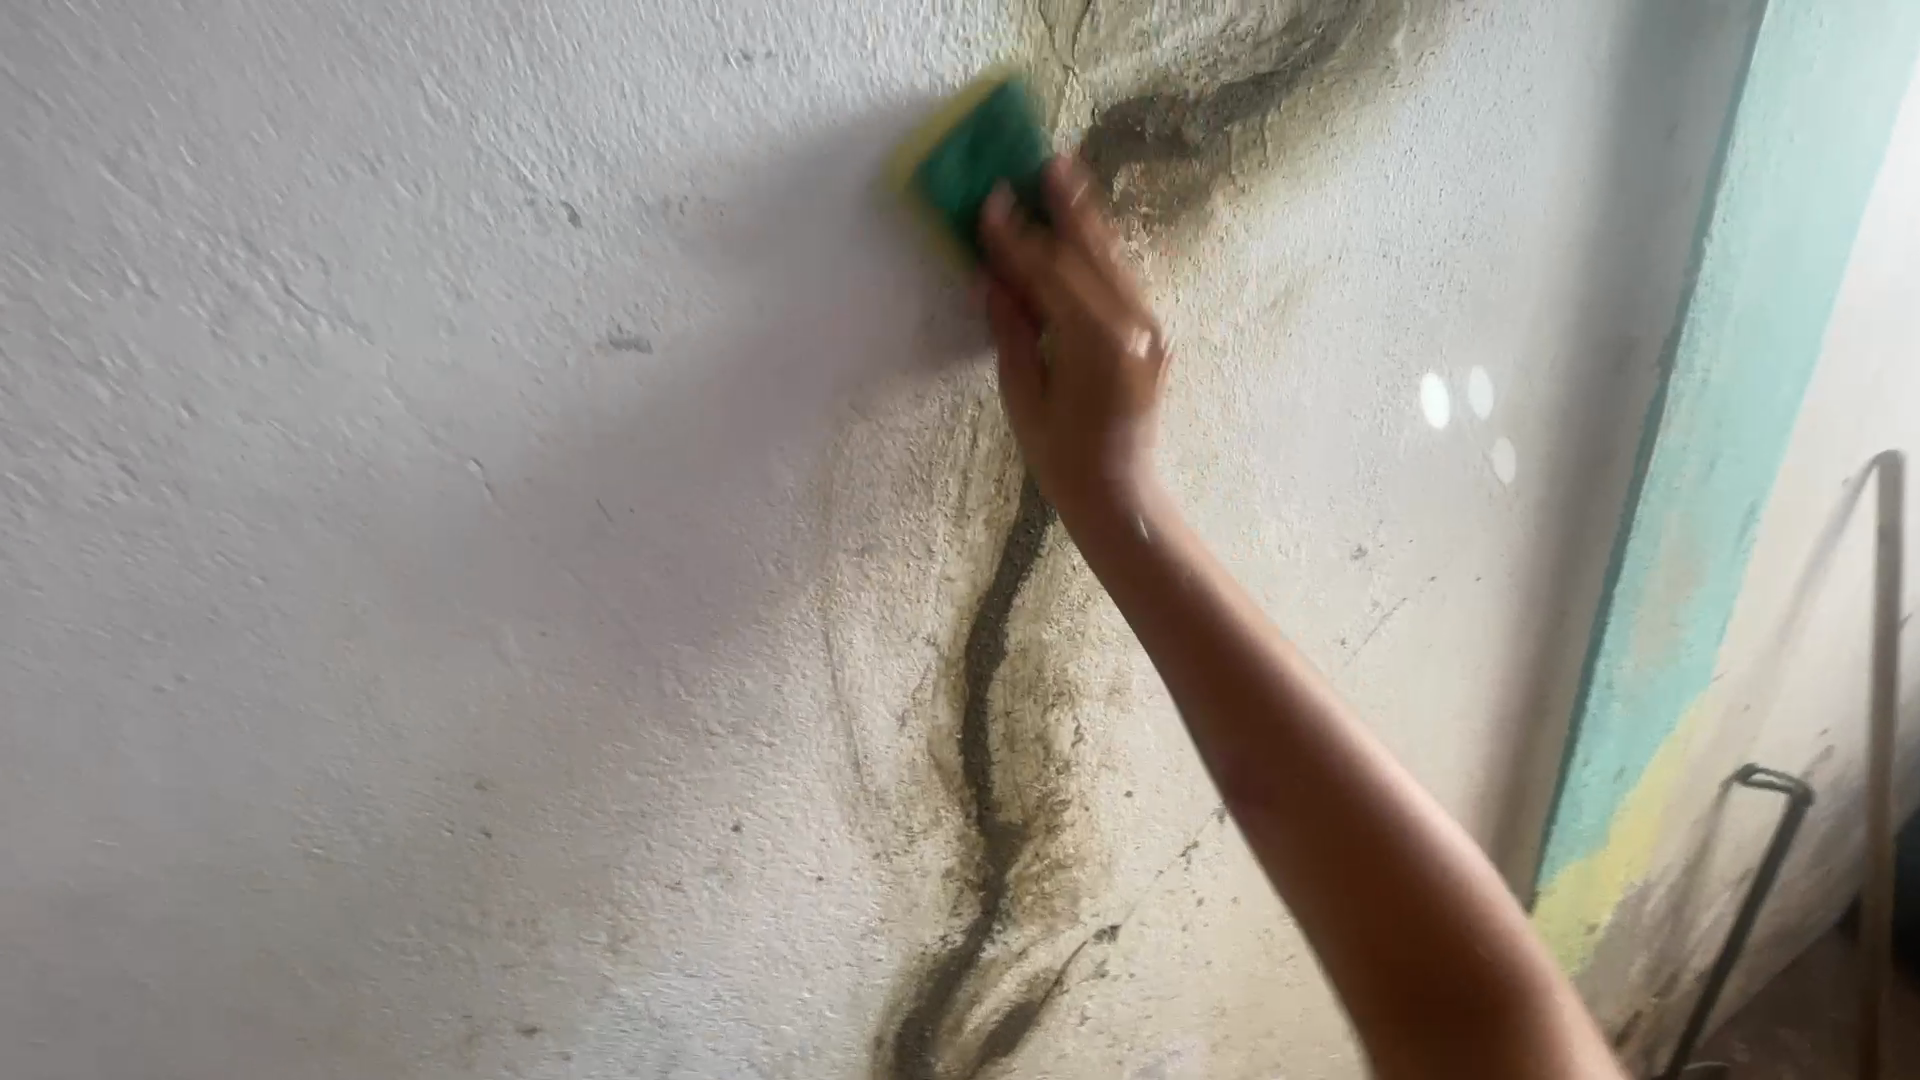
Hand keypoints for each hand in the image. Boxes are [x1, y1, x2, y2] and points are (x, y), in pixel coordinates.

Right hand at [977, 156, 1171, 528]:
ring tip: (1068, 179)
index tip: (989, 199)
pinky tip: (1083, 235)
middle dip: (1065, 207)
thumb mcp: (1025, 399)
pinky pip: (1122, 282)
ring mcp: (1151, 329)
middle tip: (1046, 159)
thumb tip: (990, 280)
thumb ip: (1011, 333)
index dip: (1014, 237)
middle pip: (1091, 251)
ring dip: (1086, 222)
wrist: (1120, 494)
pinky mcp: (1154, 337)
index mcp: (1097, 342)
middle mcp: (1134, 325)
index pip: (1048, 273)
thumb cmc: (1064, 459)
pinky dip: (1099, 255)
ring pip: (1113, 260)